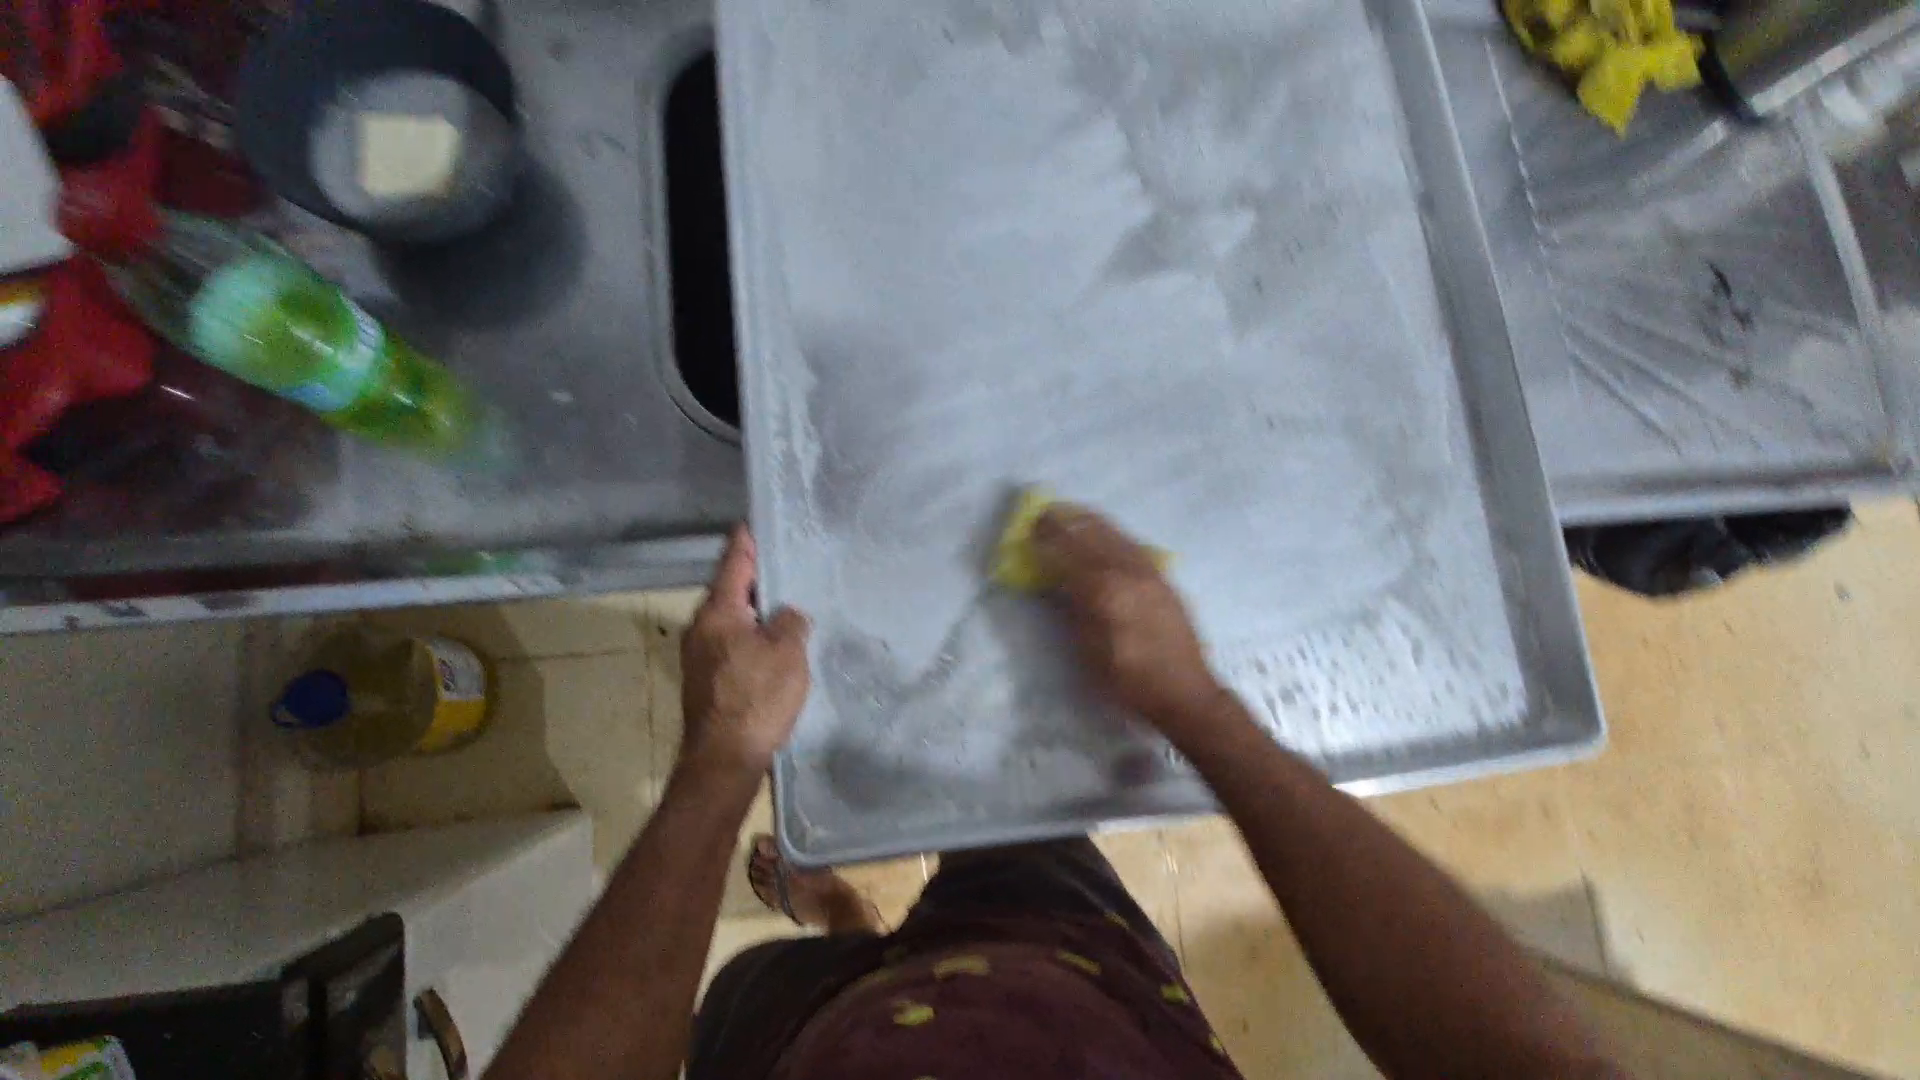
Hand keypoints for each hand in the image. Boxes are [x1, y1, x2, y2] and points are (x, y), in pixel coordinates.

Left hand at [678, 526, 811, 775]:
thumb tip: (786, 615)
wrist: (724, 760)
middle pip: (730, 592)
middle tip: (784, 565)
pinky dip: (751, 636)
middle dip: (755, 579)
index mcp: (718, 613)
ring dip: (755, 612)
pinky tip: (774, 645)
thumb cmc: (757, 698)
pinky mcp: (706, 680)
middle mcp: (701, 628)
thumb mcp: (787, 652)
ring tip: (786, 605)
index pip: (734, 565)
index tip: (752, 523)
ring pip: (731, 620)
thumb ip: (790, 621)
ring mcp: (699, 656)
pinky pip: (732, 644)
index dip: (746, 543)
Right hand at [1031, 505, 1227, 730]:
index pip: (1068, 555)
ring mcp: (1150, 573)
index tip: (1030, 527)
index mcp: (1104, 594)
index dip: (1047, 540)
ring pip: (1116, 535)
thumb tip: (1057, 583)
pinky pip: (1133, 545)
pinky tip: (1105, 534)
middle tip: (1046, 512)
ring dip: (1090, 522)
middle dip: (1066, 522)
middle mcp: (1128, 574)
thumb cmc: (1128, 682)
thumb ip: (1072, 611)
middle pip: (1092, 536)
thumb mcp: (1088, 652)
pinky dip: (1113, 534)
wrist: (1185, 693)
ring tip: (1072, 514)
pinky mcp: (1164, 579)